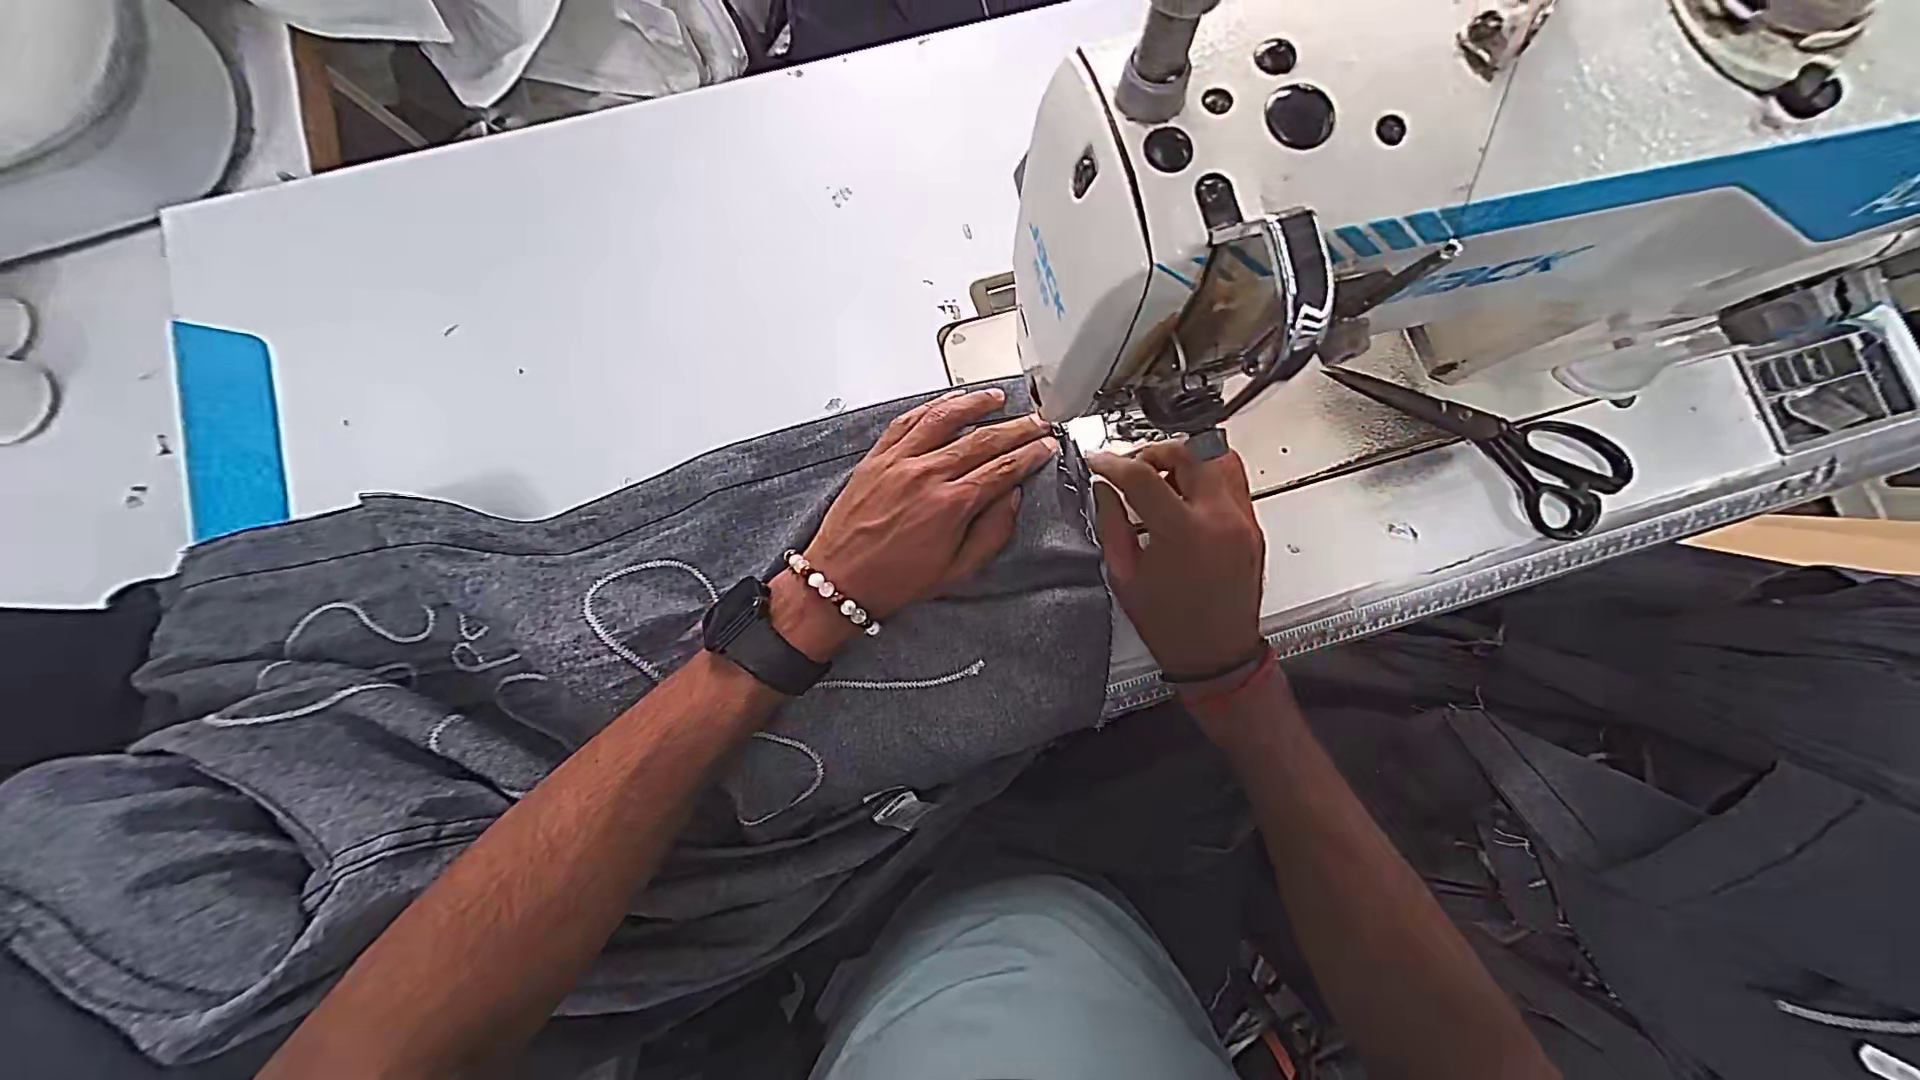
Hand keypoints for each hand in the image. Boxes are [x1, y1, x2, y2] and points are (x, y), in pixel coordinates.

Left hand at [768, 388, 1055, 659]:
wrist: (840, 580)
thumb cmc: (894, 580)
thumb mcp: (956, 570)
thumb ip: (992, 532)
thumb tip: (1012, 499)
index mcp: (950, 505)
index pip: (1003, 467)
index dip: (1030, 454)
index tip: (1044, 446)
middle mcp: (926, 476)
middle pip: (983, 439)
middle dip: (1016, 428)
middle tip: (1035, 422)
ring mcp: (899, 462)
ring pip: (945, 418)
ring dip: (975, 404)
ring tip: (996, 398)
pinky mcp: (877, 458)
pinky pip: (907, 421)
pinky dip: (932, 407)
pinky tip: (948, 402)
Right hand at [1091, 441, 1265, 680]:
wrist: (1215, 653)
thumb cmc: (1173, 625)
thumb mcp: (1125, 574)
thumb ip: (1111, 523)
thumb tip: (1104, 490)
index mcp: (1183, 533)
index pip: (1142, 475)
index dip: (1113, 463)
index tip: (1100, 463)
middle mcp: (1220, 520)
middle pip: (1188, 451)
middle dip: (1152, 452)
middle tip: (1132, 468)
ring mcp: (1242, 522)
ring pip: (1218, 457)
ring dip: (1185, 459)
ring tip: (1162, 478)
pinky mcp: (1253, 527)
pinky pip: (1233, 481)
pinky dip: (1206, 476)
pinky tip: (1186, 495)